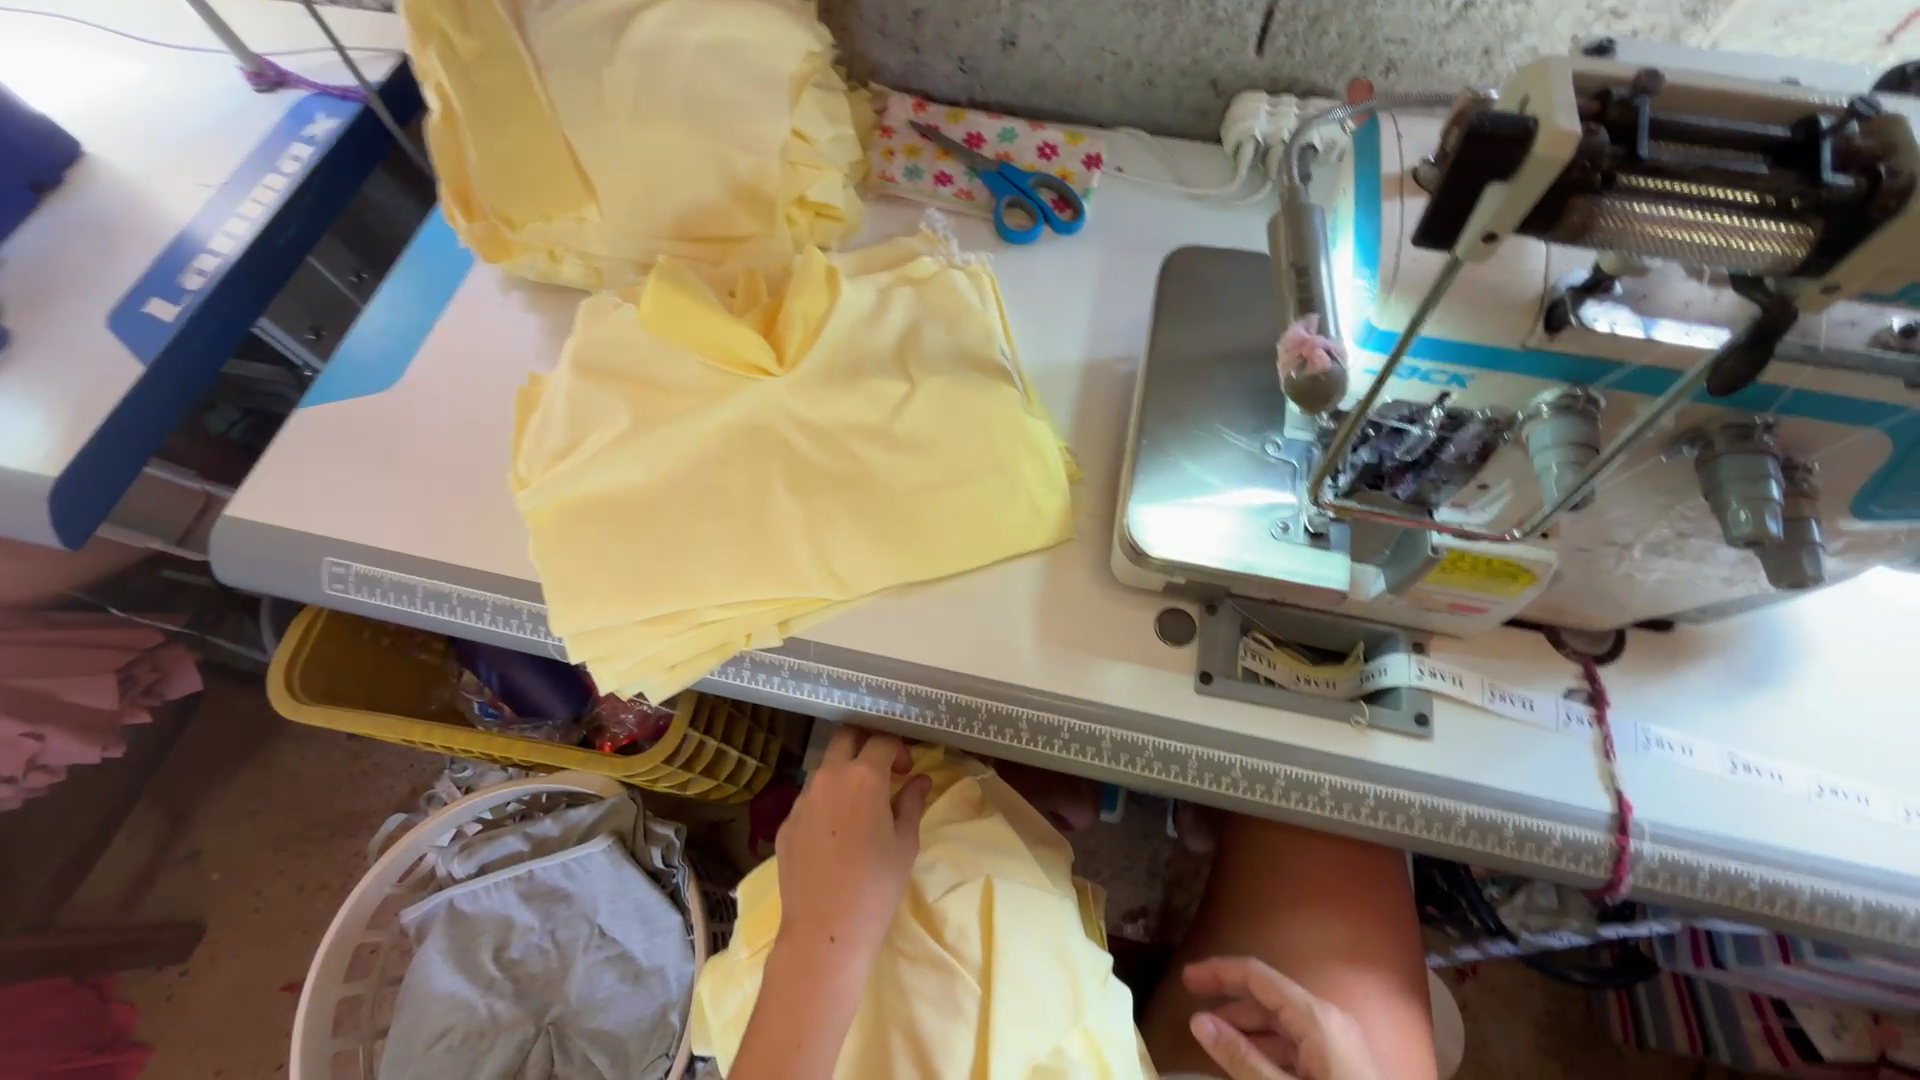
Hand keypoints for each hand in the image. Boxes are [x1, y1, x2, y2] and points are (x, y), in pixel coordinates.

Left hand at [773, 727, 931, 962]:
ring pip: (824, 768)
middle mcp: (828, 777)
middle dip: (865, 743)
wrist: (826, 930)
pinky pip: (809, 800)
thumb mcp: (906, 842)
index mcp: (863, 776)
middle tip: (882, 769)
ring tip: (860, 804)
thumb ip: (912, 802)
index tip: (907, 770)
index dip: (898, 749)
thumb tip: (919, 780)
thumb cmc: (877, 885)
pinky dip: (826, 802)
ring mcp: (802, 800)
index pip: (882, 741)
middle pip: (845, 738)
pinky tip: (836, 833)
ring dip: (844, 772)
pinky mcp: (786, 824)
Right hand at [1183, 957, 1384, 1079]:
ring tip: (1219, 1050)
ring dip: (1249, 1033)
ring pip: (1283, 1025)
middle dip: (1231, 1007)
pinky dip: (1270, 1052)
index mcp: (1315, 1017)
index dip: (1219, 973)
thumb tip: (1197, 1020)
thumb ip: (1241, 1058)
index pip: (1257, 976)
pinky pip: (1298, 1047)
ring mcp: (1339, 1044)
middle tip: (1196, 1022)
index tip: (1185, 979)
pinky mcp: (1344, 1067)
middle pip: (1269, 999)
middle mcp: (1328, 1020)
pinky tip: (1252, 1070)